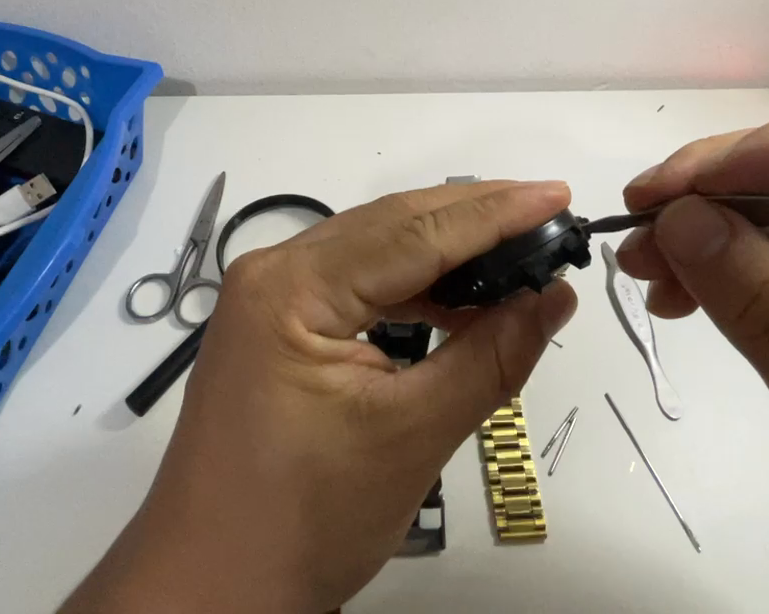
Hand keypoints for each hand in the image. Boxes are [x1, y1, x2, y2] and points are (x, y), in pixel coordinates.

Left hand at [62, 181, 577, 613]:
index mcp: (293, 287)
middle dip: (473, 217)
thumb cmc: (304, 519)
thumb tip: (555, 295)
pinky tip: (461, 300)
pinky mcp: (279, 323)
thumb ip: (492, 357)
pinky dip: (414, 287)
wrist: (210, 589)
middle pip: (390, 226)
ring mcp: (271, 295)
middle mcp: (274, 270)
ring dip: (446, 251)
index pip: (412, 232)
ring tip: (518, 251)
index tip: (558, 194)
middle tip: (549, 210)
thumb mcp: (412, 436)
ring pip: (375, 250)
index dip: (493, 212)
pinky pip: (357, 283)